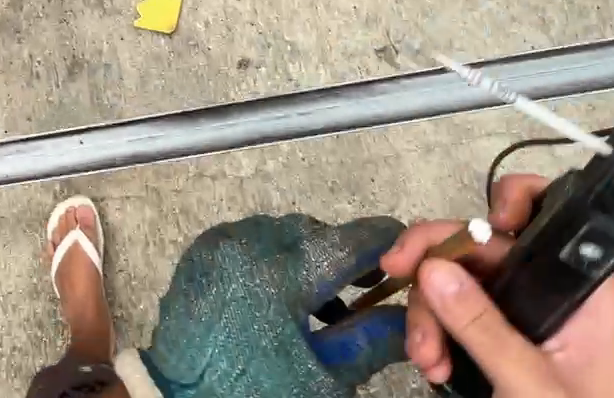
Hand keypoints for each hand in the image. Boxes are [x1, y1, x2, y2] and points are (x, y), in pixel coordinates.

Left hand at [137, 214, 408, 397]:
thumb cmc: (261, 394)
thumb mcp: (328, 377)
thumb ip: (373, 339)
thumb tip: (412, 311)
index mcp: (281, 274)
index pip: (346, 242)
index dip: (382, 241)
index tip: (407, 245)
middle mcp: (248, 244)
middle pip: (312, 232)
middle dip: (342, 252)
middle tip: (367, 282)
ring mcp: (220, 243)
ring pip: (280, 231)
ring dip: (307, 252)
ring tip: (327, 297)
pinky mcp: (201, 250)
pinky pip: (248, 237)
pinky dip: (272, 254)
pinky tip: (285, 292)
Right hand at [379, 175, 613, 397]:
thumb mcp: (532, 387)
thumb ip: (483, 328)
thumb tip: (430, 267)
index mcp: (581, 289)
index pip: (549, 213)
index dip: (511, 200)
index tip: (481, 222)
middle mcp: (548, 286)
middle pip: (478, 243)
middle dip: (434, 269)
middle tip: (394, 276)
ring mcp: (520, 309)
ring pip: (455, 276)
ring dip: (428, 312)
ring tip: (426, 358)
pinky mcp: (498, 331)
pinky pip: (452, 307)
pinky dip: (433, 328)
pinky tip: (432, 362)